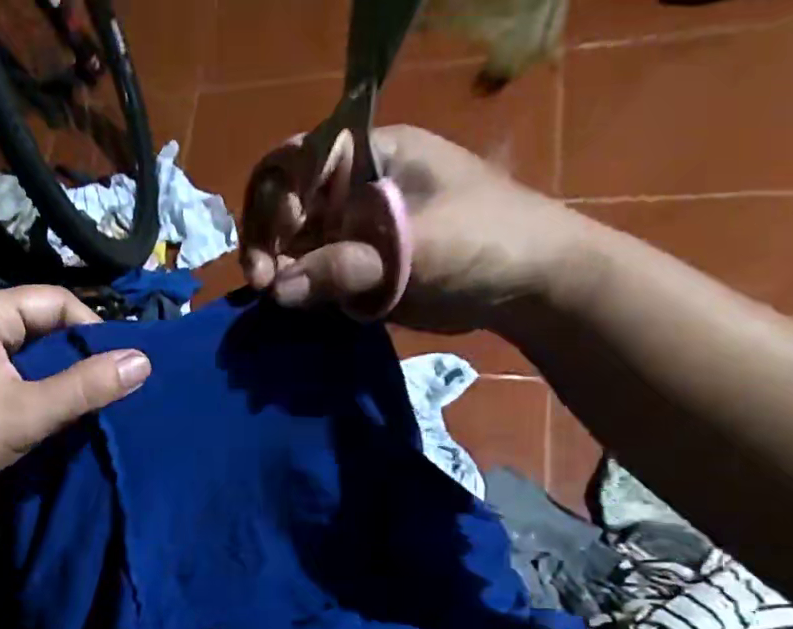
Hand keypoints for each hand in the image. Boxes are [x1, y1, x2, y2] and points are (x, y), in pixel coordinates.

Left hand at [0, 286, 150, 512]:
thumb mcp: (32, 411)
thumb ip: (87, 386)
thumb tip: (143, 361)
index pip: (56, 301)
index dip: (92, 330)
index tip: (115, 366)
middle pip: (42, 319)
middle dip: (75, 351)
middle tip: (103, 384)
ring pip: (30, 342)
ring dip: (57, 367)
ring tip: (82, 395)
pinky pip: (13, 359)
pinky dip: (36, 377)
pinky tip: (50, 401)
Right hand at [241, 125, 595, 332]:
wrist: (528, 286)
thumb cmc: (484, 241)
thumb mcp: (419, 247)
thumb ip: (348, 265)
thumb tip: (278, 289)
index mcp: (370, 155)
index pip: (299, 159)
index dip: (276, 197)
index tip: (279, 242)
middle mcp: (353, 188)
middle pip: (286, 203)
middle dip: (267, 239)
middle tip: (264, 283)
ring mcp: (353, 231)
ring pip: (294, 245)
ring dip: (278, 271)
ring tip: (274, 301)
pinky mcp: (358, 271)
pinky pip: (313, 277)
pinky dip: (297, 293)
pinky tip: (289, 309)